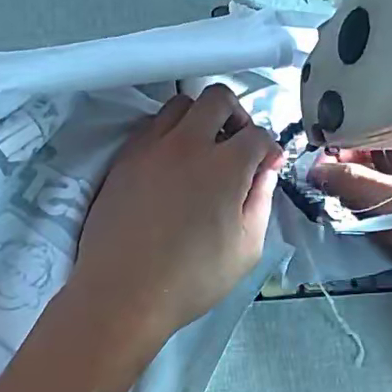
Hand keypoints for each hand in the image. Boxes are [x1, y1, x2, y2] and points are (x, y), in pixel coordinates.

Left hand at [71, 85, 282, 340]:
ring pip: (180, 104)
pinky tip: (171, 164)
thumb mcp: (246, 248)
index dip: (268, 147)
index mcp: (225, 167)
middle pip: (219, 98)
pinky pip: (150, 125)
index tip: (266, 166)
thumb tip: (266, 169)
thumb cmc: (193, 279)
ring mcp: (150, 147)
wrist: (124, 293)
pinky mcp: (124, 158)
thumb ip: (261, 199)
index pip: (257, 132)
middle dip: (236, 114)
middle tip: (236, 144)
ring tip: (202, 149)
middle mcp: (188, 145)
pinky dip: (169, 133)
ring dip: (199, 118)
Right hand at [308, 146, 391, 299]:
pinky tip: (382, 236)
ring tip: (367, 221)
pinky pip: (382, 218)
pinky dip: (375, 227)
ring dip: (360, 210)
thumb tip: (314, 170)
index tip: (316, 168)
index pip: (368, 137)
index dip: (340, 149)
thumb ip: (354, 182)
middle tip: (333, 198)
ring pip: (371, 195)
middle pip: (365, 166)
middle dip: (347, 183)